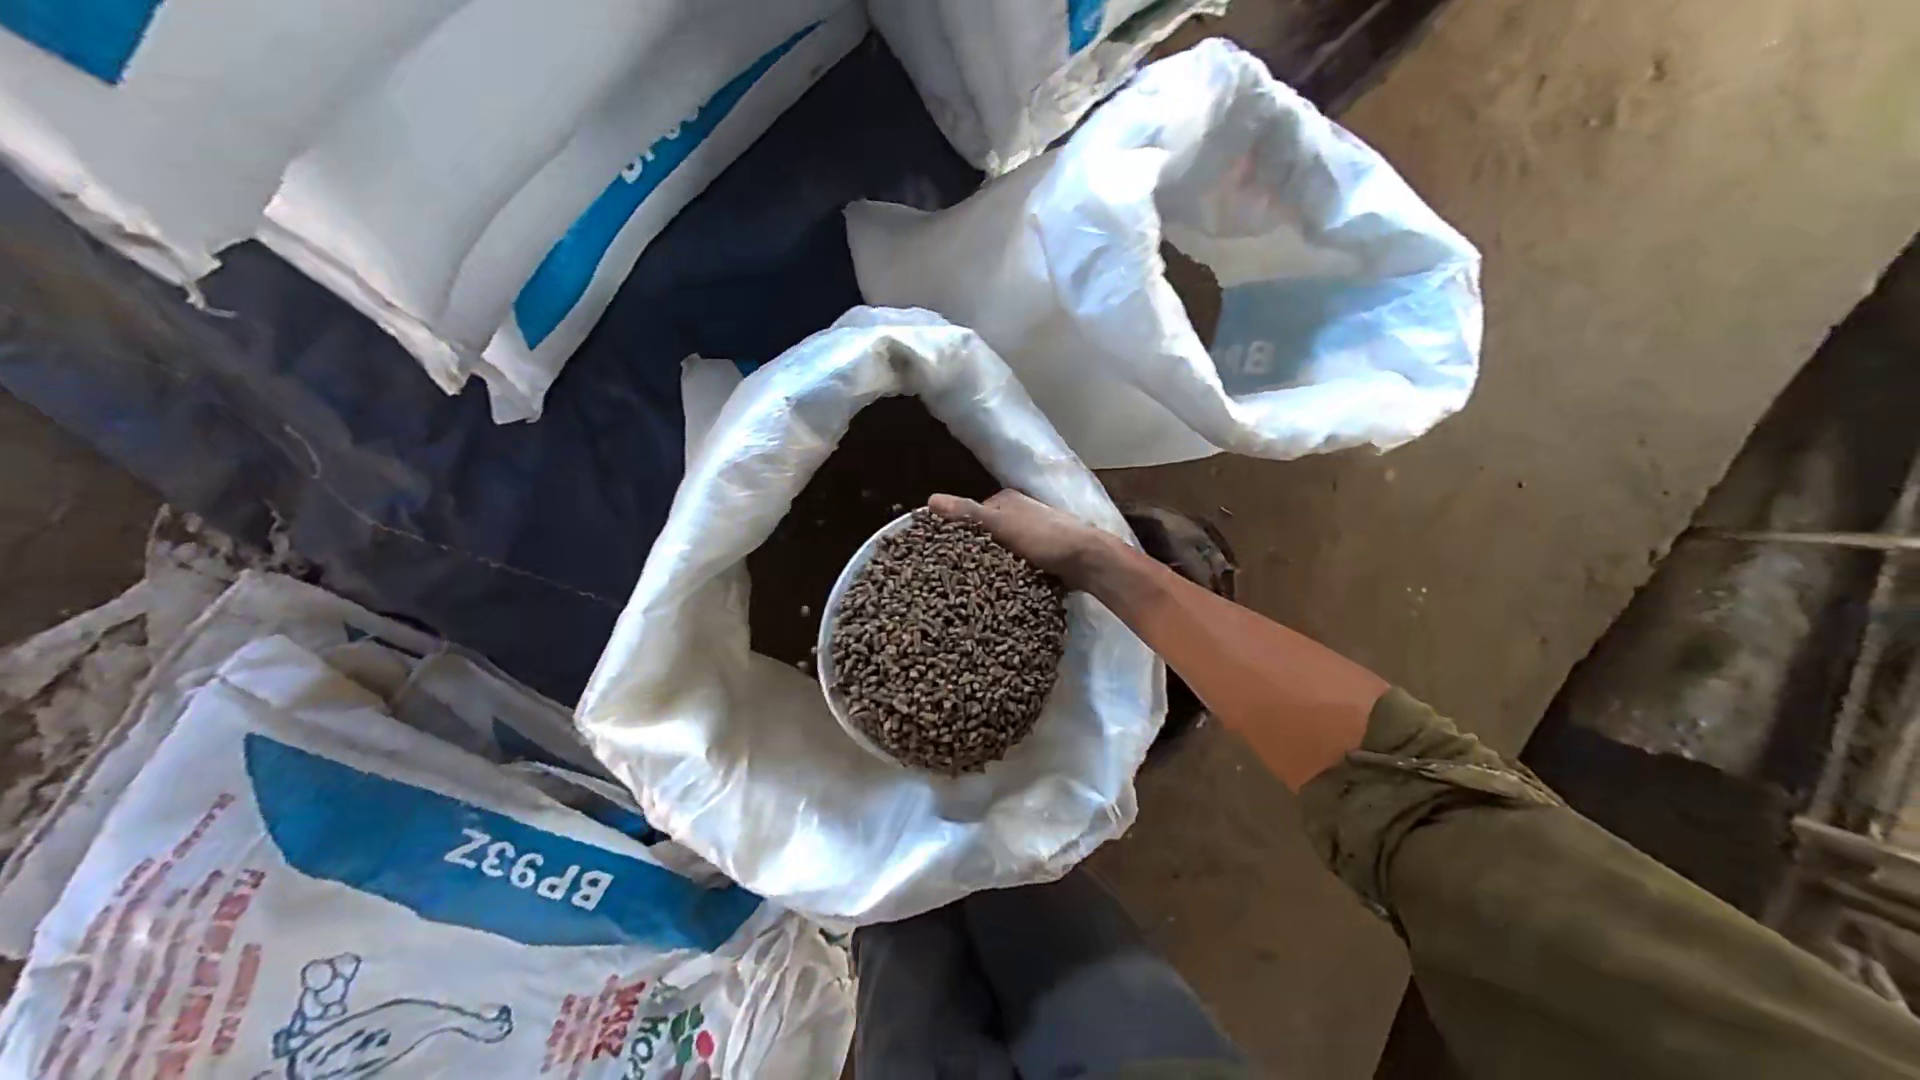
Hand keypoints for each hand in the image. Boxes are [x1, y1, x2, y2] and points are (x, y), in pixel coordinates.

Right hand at [927, 490, 1115, 585]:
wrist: (1089, 562)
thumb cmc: (1044, 537)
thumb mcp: (1000, 524)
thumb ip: (967, 514)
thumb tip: (930, 499)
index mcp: (1005, 500)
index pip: (969, 515)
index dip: (953, 533)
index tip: (940, 555)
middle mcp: (1017, 515)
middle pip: (984, 536)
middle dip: (972, 553)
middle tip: (954, 577)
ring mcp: (1031, 538)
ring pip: (999, 553)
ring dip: (989, 568)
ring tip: (970, 589)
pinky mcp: (1041, 559)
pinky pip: (1014, 568)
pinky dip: (1006, 577)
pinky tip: (996, 592)